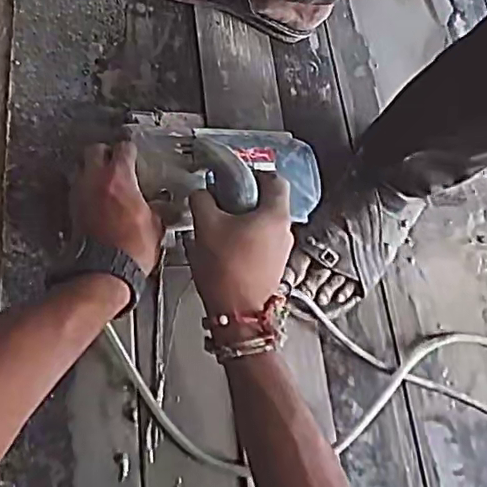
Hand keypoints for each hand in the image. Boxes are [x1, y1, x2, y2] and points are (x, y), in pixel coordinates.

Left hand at [70, 141, 162, 273]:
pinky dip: (84, 190)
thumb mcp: (154, 226)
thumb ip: (155, 210)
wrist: (104, 272)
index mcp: (119, 178)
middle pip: (94, 150)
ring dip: (90, 170)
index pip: (123, 148)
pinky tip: (95, 199)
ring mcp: (79, 194)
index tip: (132, 153)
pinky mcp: (71, 210)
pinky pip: (76, 190)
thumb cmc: (129, 250)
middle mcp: (95, 180)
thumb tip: (157, 210)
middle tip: (114, 160)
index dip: (129, 149)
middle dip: (104, 152)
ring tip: (102, 179)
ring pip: (80, 168)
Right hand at [185, 172, 292, 317]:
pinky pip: (260, 242)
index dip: (253, 173)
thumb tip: (201, 193)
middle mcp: (285, 231)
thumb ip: (202, 200)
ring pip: (262, 223)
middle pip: (267, 202)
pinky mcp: (273, 266)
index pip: (274, 179)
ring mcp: (281, 251)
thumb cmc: (226, 269)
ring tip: (218, 225)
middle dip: (243, 198)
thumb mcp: (205, 225)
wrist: (236, 313)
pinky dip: (245, 238)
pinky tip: (224, 246)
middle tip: (220, 200)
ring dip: (242, 220)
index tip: (234, 175)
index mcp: (275, 215)